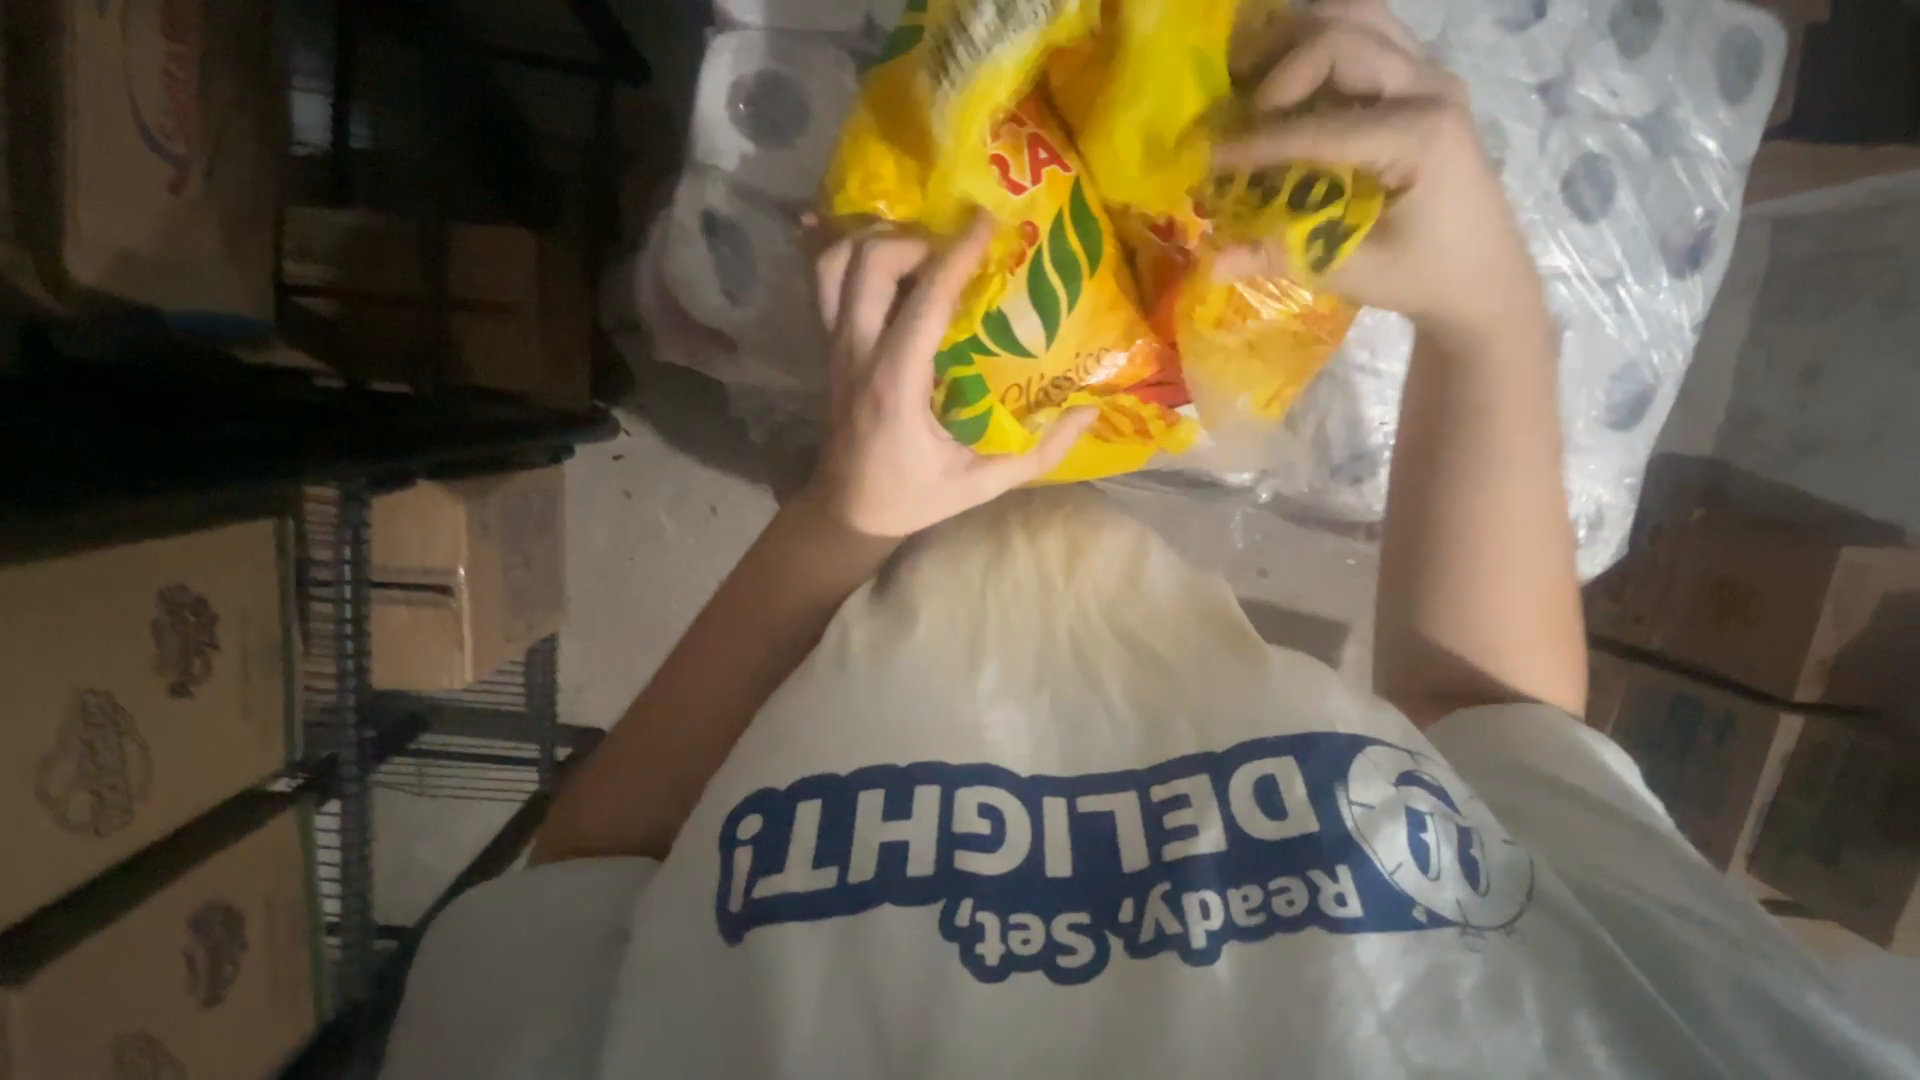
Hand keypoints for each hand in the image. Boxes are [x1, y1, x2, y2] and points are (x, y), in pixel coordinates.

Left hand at [802, 215, 1096, 538]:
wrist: (847, 512)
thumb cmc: (914, 498)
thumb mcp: (984, 485)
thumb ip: (1041, 453)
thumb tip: (1089, 413)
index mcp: (896, 385)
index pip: (925, 301)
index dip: (957, 254)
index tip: (988, 221)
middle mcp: (857, 355)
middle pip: (868, 264)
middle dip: (915, 241)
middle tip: (954, 250)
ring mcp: (834, 349)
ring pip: (834, 265)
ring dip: (877, 244)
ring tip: (920, 252)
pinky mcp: (827, 349)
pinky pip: (825, 285)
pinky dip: (850, 258)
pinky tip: (885, 258)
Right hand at [1215, 0, 1547, 342]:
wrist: (1482, 271)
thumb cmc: (1420, 275)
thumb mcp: (1349, 270)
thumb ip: (1279, 256)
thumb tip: (1210, 261)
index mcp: (1418, 136)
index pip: (1317, 126)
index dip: (1255, 143)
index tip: (1208, 160)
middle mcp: (1429, 88)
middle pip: (1341, 36)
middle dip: (1278, 70)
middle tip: (1238, 113)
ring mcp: (1428, 76)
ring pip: (1358, 18)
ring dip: (1300, 42)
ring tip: (1256, 85)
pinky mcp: (1419, 80)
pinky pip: (1366, 36)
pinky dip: (1319, 48)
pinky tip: (1287, 87)